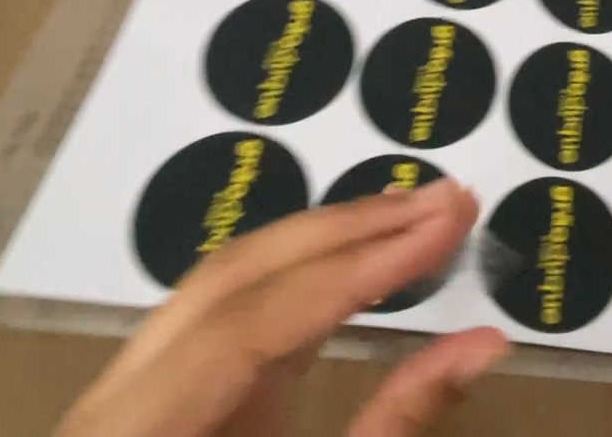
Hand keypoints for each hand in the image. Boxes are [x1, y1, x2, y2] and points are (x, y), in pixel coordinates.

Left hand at [57, 179, 509, 436]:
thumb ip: (399, 420)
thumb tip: (489, 342)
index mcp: (137, 435)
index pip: (257, 320)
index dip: (363, 265)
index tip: (451, 223)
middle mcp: (122, 393)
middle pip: (243, 271)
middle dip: (355, 226)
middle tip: (449, 199)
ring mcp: (142, 377)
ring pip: (240, 270)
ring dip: (338, 233)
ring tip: (420, 209)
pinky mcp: (177, 375)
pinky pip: (246, 297)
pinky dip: (315, 264)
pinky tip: (367, 246)